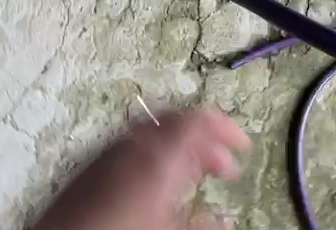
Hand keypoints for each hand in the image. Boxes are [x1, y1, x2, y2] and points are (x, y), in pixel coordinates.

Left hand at [32, 107, 252, 229]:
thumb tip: (224, 220)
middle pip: (178, 120)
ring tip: (195, 176)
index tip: (242, 143)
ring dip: (181, 147)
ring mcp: (111, 148)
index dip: (225, 126)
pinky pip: (135, 143)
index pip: (199, 117)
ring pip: (156, 131)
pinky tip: (159, 182)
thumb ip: (200, 222)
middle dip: (205, 138)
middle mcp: (135, 139)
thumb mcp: (168, 228)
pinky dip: (156, 154)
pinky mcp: (93, 162)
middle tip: (224, 164)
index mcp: (158, 150)